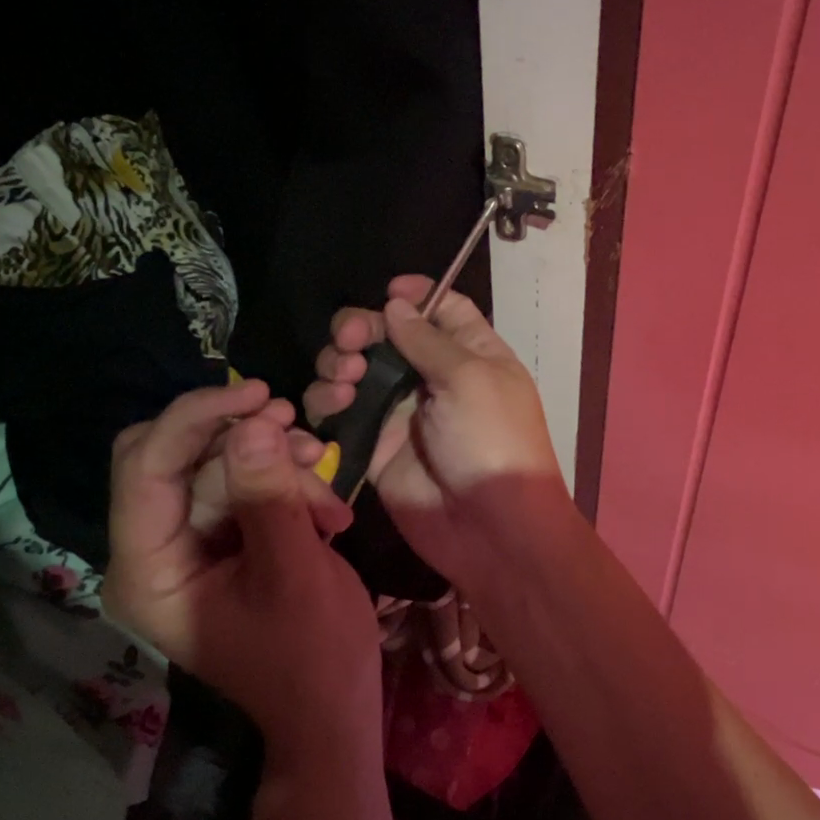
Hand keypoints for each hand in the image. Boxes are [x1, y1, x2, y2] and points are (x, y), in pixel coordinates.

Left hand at [102, 381, 380, 759]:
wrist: (334, 710)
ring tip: (330, 493)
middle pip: (179, 462)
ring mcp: (188, 552)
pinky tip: (329, 512)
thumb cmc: (313, 654)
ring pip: (221, 472)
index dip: (194, 419)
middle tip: (303, 435)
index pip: (144, 467)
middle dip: (244, 444)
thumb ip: (270, 497)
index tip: (258, 393)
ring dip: (280, 470)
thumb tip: (255, 423)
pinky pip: (245, 494)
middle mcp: (152, 554)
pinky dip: (288, 492)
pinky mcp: (222, 550)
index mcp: (146, 571)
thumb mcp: (295, 571)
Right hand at [304, 275, 564, 586]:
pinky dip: (328, 403)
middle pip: (386, 335)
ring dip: (339, 364)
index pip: (442, 310)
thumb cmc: (492, 441)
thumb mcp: (471, 378)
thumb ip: (428, 340)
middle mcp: (434, 378)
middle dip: (361, 328)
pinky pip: (341, 415)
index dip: (415, 296)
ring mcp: (402, 414)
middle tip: (352, 341)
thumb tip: (395, 304)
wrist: (490, 527)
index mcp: (473, 354)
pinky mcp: (374, 447)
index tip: (386, 292)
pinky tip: (333, 406)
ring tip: (344, 379)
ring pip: (355, 372)